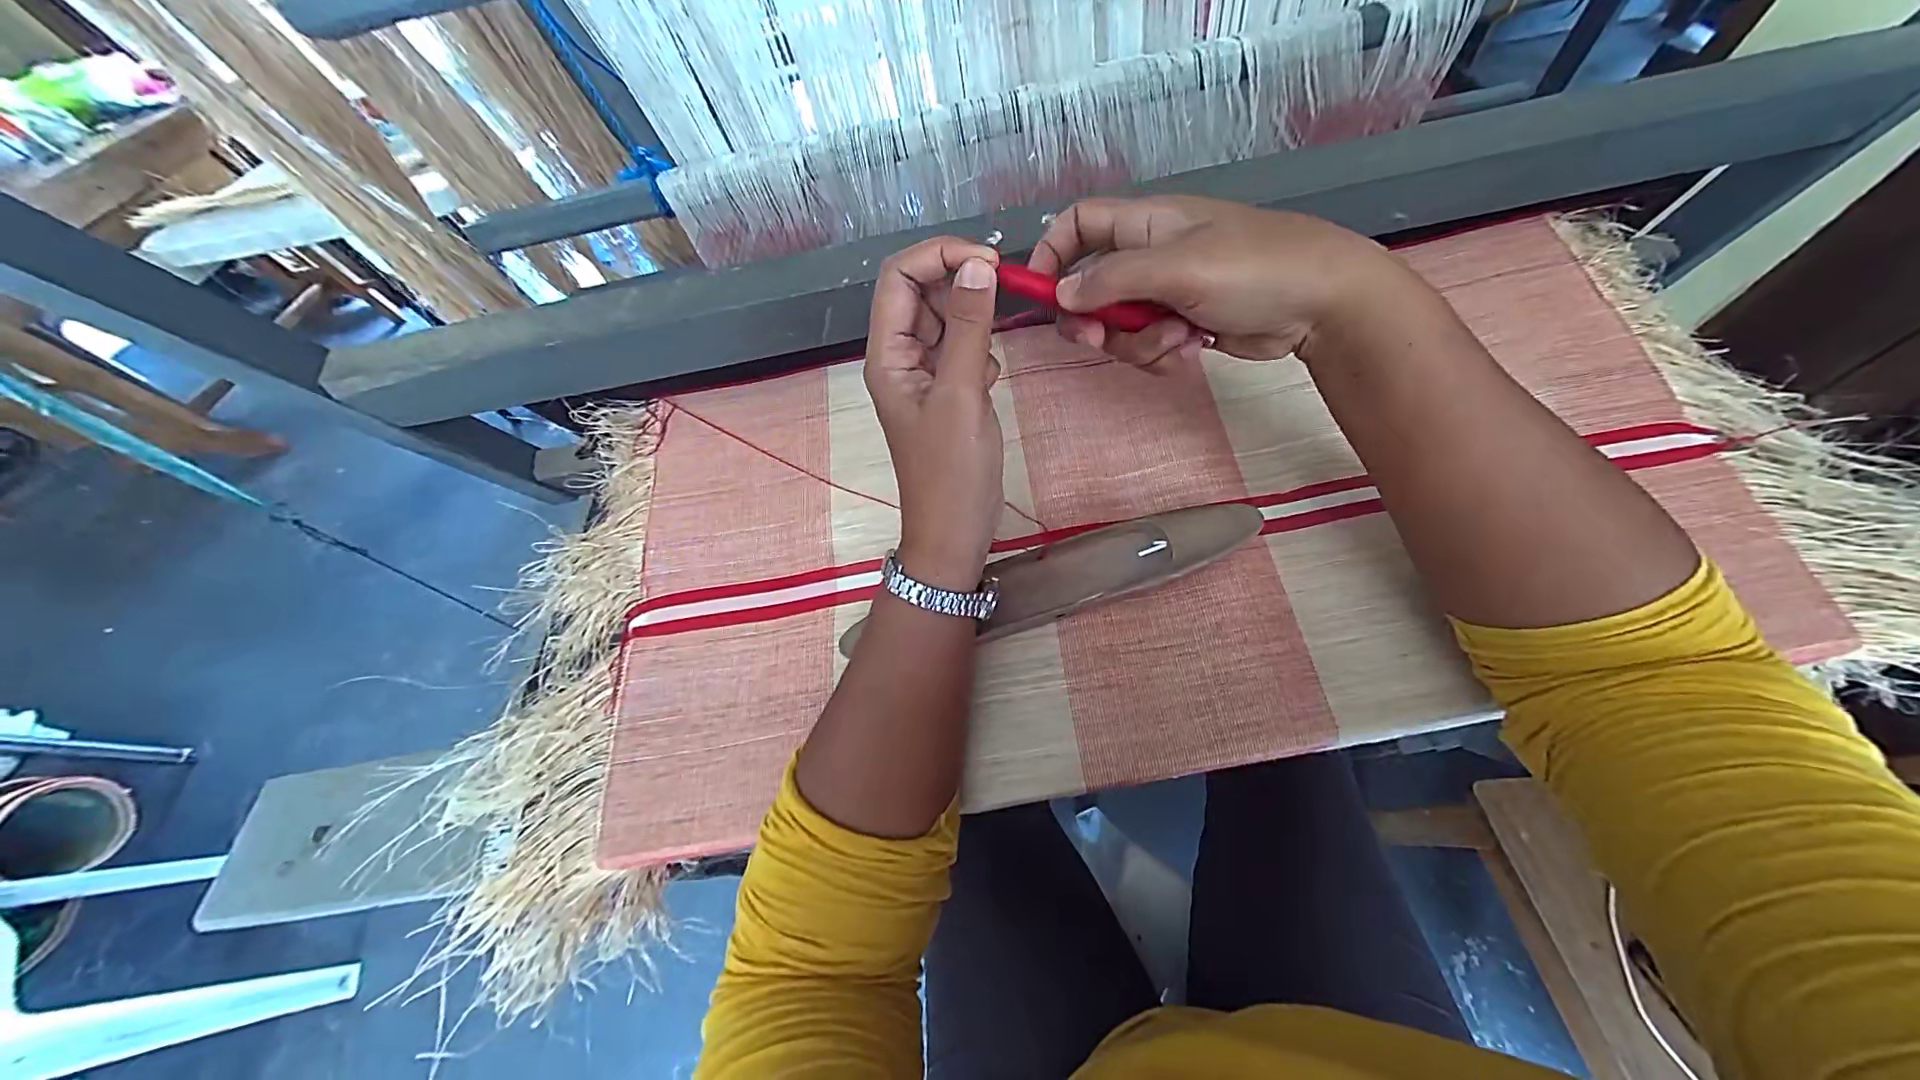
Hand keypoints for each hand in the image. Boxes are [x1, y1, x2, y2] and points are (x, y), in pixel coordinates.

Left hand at [865, 237, 1004, 590]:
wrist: (955, 531)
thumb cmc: (952, 472)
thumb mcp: (961, 394)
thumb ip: (967, 327)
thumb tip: (976, 265)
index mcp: (887, 356)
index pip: (898, 277)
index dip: (938, 256)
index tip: (987, 260)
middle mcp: (899, 359)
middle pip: (921, 294)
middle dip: (960, 286)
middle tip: (1003, 294)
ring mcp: (922, 377)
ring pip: (945, 322)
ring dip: (973, 326)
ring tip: (986, 365)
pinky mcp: (946, 394)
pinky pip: (959, 351)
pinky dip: (978, 355)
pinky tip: (987, 383)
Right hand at [1028, 195, 1410, 369]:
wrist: (1321, 303)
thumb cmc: (1254, 266)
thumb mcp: (1178, 266)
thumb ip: (1113, 279)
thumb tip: (1060, 295)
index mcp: (1144, 225)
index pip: (1079, 224)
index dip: (1052, 252)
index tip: (1038, 291)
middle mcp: (1149, 257)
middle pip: (1089, 290)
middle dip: (1093, 320)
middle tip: (1100, 339)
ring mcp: (1166, 294)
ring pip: (1118, 327)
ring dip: (1140, 343)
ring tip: (1180, 338)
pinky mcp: (1182, 326)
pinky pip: (1147, 347)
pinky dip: (1163, 355)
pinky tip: (1195, 347)